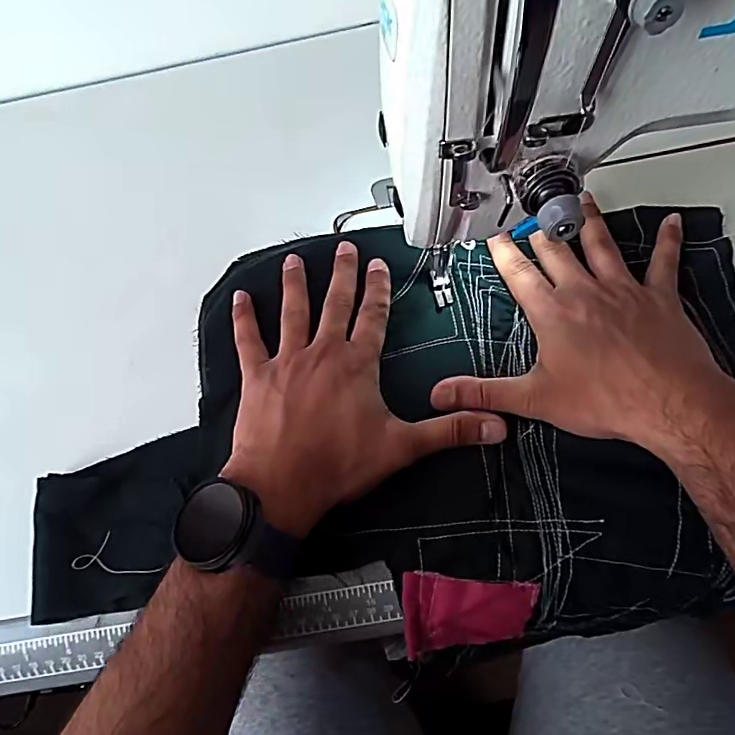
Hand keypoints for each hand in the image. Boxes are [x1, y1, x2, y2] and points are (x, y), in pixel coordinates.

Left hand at [223, 241, 506, 534]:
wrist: (282, 485)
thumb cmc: (336, 466)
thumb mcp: (401, 447)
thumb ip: (448, 431)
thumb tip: (495, 426)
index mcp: (357, 365)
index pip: (373, 317)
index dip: (378, 290)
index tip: (379, 266)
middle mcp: (322, 354)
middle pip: (335, 304)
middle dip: (342, 275)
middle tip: (343, 250)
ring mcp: (287, 362)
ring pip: (292, 312)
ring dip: (294, 285)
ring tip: (294, 261)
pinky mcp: (257, 377)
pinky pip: (248, 339)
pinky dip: (243, 318)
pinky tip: (239, 298)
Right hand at [429, 196, 734, 454]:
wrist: (668, 403)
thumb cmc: (605, 400)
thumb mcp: (532, 399)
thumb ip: (483, 393)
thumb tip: (443, 393)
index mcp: (552, 314)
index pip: (520, 275)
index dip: (504, 254)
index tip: (496, 238)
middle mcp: (586, 293)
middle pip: (558, 252)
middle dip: (541, 232)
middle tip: (533, 216)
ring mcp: (624, 291)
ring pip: (603, 246)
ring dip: (590, 222)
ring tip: (582, 202)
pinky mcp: (659, 298)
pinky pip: (663, 261)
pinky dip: (666, 240)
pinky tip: (669, 223)